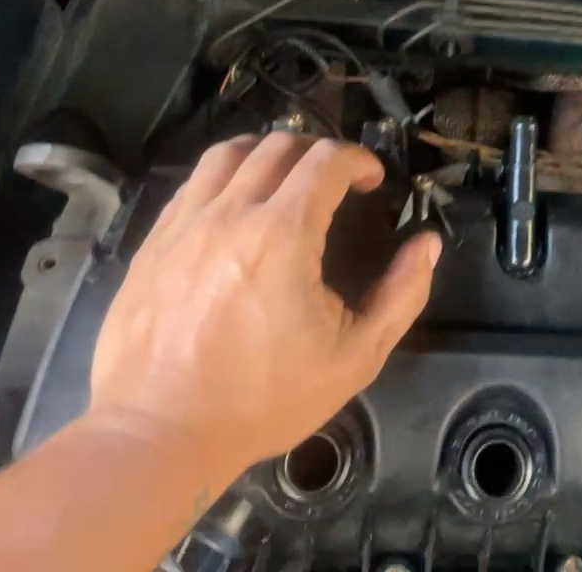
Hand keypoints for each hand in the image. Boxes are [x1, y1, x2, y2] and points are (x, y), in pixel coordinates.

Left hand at [83, 134, 440, 477]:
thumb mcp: (355, 358)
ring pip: (230, 152)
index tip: (371, 181)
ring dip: (268, 152)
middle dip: (319, 151)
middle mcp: (232, 213)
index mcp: (283, 234)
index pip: (326, 159)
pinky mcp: (154, 241)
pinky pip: (194, 182)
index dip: (358, 159)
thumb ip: (401, 295)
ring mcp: (185, 223)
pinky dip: (226, 176)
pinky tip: (237, 206)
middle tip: (335, 181)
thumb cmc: (264, 399)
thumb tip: (428, 244)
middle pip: (280, 145)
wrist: (159, 436)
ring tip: (285, 178)